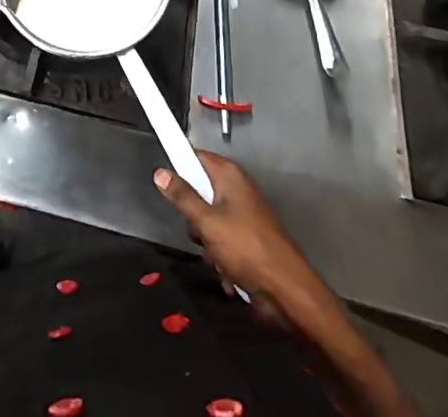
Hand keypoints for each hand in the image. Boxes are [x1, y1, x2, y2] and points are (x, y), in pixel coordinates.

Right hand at [154, 151, 324, 319]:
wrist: (287, 291)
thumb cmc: (246, 248)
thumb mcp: (206, 221)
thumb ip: (181, 196)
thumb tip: (160, 172)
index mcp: (229, 176)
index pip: (195, 156)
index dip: (178, 165)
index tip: (164, 181)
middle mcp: (236, 191)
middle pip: (198, 192)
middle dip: (193, 217)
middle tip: (198, 229)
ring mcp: (242, 216)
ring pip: (206, 222)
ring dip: (206, 242)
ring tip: (218, 255)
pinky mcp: (246, 240)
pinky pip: (220, 241)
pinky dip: (220, 256)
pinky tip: (229, 271)